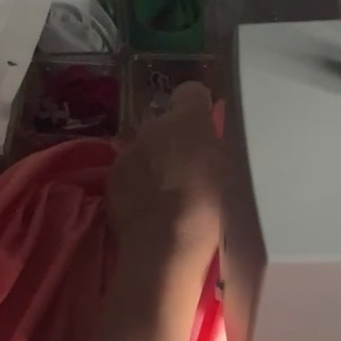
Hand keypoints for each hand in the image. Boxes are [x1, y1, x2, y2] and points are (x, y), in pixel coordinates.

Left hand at [104, 81, 224, 269]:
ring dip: (153, 165)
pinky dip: (136, 186)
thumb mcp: (228, 173)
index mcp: (188, 119)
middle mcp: (153, 126)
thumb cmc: (209, 210)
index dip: (198, 109)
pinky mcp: (111, 180)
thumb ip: (215, 148)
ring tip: (165, 197)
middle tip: (187, 173)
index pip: (192, 92)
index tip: (204, 131)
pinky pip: (127, 175)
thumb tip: (208, 140)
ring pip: (143, 151)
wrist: (165, 247)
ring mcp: (128, 153)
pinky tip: (147, 210)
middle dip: (173, 143)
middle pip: (164, 125)